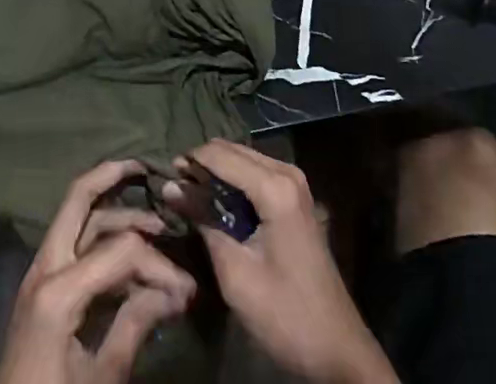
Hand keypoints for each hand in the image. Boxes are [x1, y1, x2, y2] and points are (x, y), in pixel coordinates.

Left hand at [0, 160, 197, 383]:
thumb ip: (139, 323)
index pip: (124, 250)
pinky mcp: (42, 290)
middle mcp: (45, 269)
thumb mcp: (103, 376)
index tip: (186, 291)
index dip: (160, 265)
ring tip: (155, 225)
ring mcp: (39, 277)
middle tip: (146, 166)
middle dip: (111, 177)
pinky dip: (104, 240)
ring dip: (116, 213)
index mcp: (58, 291)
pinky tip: (133, 256)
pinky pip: (75, 247)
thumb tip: (179, 291)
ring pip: (79, 221)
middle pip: (77, 201)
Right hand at [176, 140, 398, 383]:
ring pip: (246, 160)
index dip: (190, 161)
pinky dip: (234, 182)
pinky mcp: (296, 198)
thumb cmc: (282, 311)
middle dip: (202, 163)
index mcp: (276, 187)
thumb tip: (171, 188)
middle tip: (171, 186)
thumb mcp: (235, 272)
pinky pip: (258, 175)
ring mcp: (296, 184)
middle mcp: (288, 173)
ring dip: (218, 171)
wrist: (333, 343)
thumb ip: (204, 222)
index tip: (161, 175)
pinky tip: (215, 202)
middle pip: (235, 151)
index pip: (222, 155)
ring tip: (186, 193)